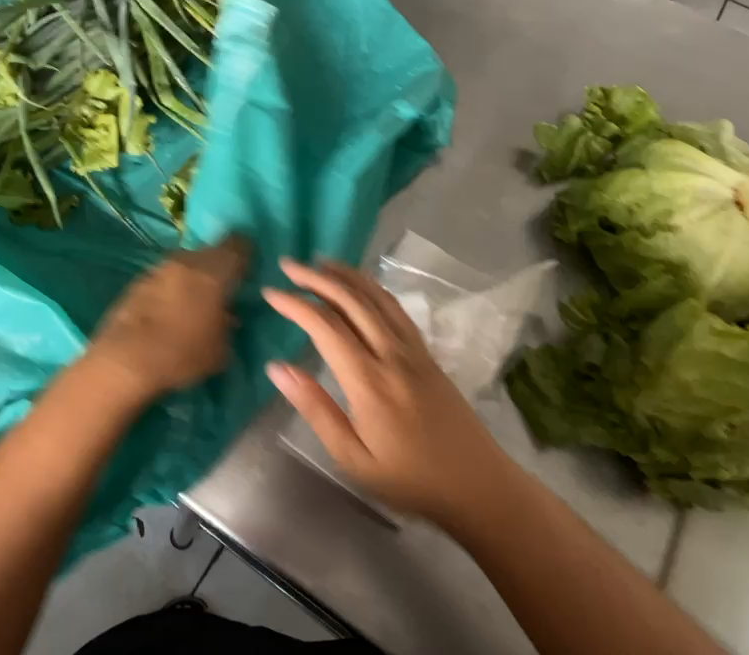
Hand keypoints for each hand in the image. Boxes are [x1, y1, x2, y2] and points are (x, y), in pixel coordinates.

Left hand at [85, 235, 249, 404]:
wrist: (125, 359)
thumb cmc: (182, 354)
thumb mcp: (219, 350)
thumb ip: (227, 327)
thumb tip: (226, 316)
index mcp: (213, 272)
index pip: (237, 245)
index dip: (245, 253)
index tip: (247, 269)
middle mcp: (187, 261)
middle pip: (210, 253)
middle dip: (218, 267)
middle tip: (222, 290)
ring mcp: (159, 269)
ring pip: (185, 265)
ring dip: (193, 278)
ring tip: (195, 304)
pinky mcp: (137, 281)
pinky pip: (164, 278)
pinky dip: (172, 288)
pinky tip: (170, 311)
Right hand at [264, 259, 507, 529]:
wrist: (478, 486)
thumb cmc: (409, 480)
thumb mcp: (353, 458)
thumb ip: (316, 408)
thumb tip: (278, 368)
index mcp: (369, 381)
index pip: (325, 327)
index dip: (295, 304)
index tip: (270, 293)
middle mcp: (392, 355)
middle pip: (351, 301)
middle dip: (316, 278)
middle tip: (288, 265)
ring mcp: (415, 351)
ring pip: (377, 298)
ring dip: (346, 276)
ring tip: (320, 263)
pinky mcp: (428, 354)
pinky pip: (397, 309)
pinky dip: (373, 289)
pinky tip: (361, 287)